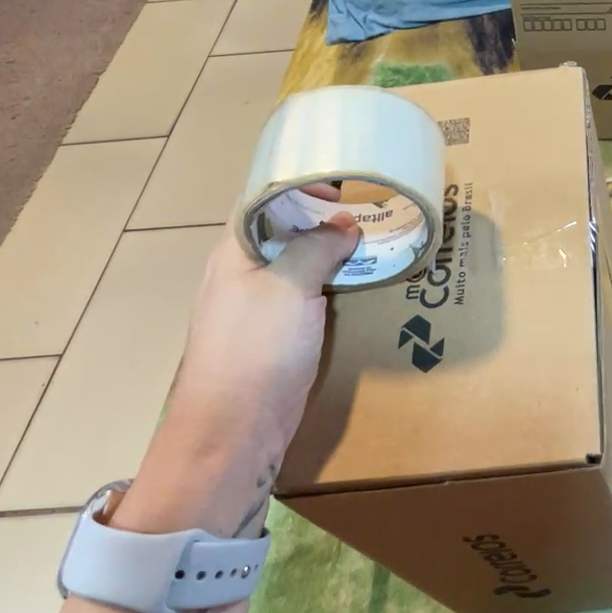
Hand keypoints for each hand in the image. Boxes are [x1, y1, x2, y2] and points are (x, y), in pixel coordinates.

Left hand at [173, 198, 362, 446]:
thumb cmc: (255, 349)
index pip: (265, 199)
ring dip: (334, 251)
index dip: (301, 184)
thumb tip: (345, 224)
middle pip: (287, 230)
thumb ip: (317, 246)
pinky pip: (310, 295)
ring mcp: (262, 305)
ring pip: (301, 264)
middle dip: (326, 217)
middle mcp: (245, 272)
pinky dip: (335, 282)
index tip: (345, 182)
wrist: (235, 430)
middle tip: (372, 208)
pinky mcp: (280, 334)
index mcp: (236, 251)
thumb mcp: (289, 285)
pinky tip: (363, 281)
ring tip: (376, 239)